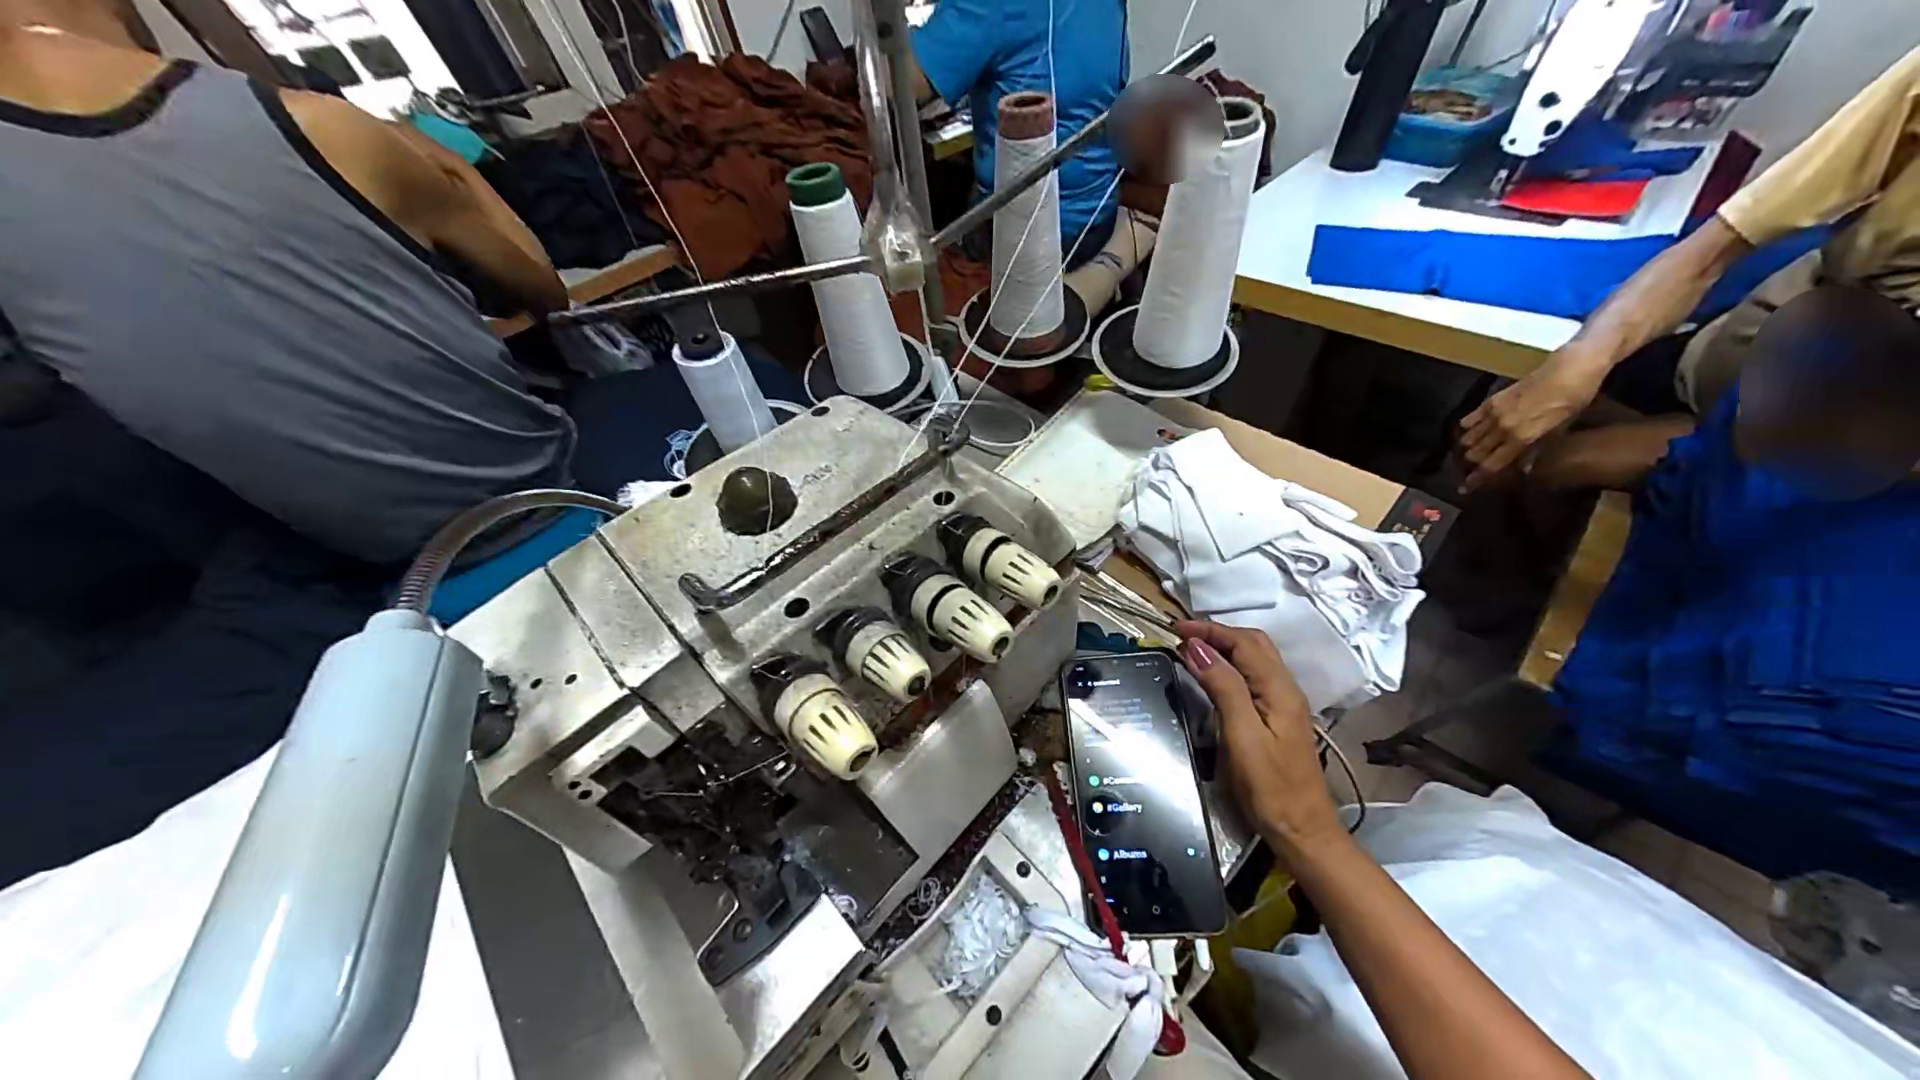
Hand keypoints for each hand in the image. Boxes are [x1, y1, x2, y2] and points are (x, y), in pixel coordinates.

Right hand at [1176, 620, 1344, 858]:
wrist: (1302, 830)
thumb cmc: (1270, 787)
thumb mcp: (1242, 735)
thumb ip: (1223, 687)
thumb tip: (1197, 648)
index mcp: (1279, 690)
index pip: (1244, 643)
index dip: (1209, 631)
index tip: (1175, 629)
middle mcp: (1285, 689)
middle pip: (1253, 644)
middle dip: (1217, 633)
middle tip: (1181, 636)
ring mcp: (1283, 703)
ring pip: (1255, 659)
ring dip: (1224, 647)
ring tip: (1191, 650)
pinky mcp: (1277, 717)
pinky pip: (1252, 677)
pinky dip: (1229, 665)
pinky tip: (1212, 675)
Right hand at [1457, 347, 1607, 492]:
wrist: (1570, 368)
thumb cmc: (1573, 400)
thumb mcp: (1560, 428)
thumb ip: (1536, 449)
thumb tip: (1522, 469)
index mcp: (1521, 438)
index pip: (1492, 464)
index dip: (1477, 478)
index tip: (1464, 488)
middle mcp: (1502, 428)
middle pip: (1476, 453)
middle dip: (1472, 463)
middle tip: (1471, 468)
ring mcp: (1493, 414)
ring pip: (1469, 438)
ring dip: (1469, 447)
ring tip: (1471, 451)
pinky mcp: (1490, 401)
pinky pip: (1469, 420)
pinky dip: (1467, 428)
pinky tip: (1469, 431)